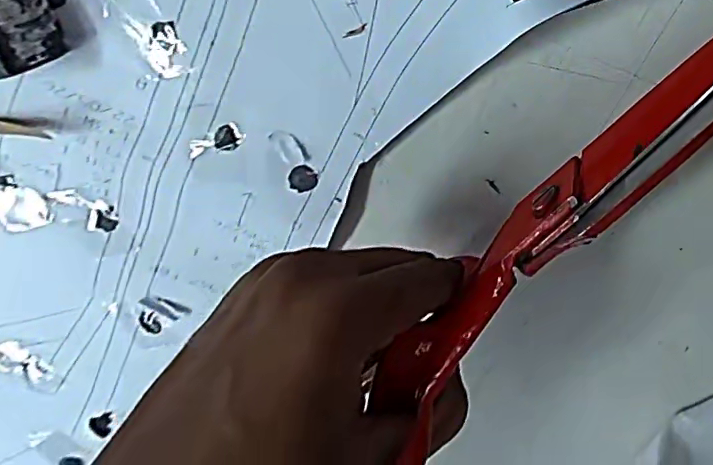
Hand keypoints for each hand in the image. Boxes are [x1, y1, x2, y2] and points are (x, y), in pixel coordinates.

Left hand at [102, 248, 468, 464]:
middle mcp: (301, 279)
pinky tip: (319, 372)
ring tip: (357, 380)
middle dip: (415, 310)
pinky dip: (332, 311)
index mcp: (337, 310)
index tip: (469, 310)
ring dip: (373, 311)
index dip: (460, 299)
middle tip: (415, 367)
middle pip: (396, 267)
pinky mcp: (243, 295)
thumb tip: (445, 384)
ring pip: (357, 273)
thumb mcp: (366, 459)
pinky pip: (315, 283)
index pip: (432, 277)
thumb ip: (430, 407)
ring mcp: (268, 282)